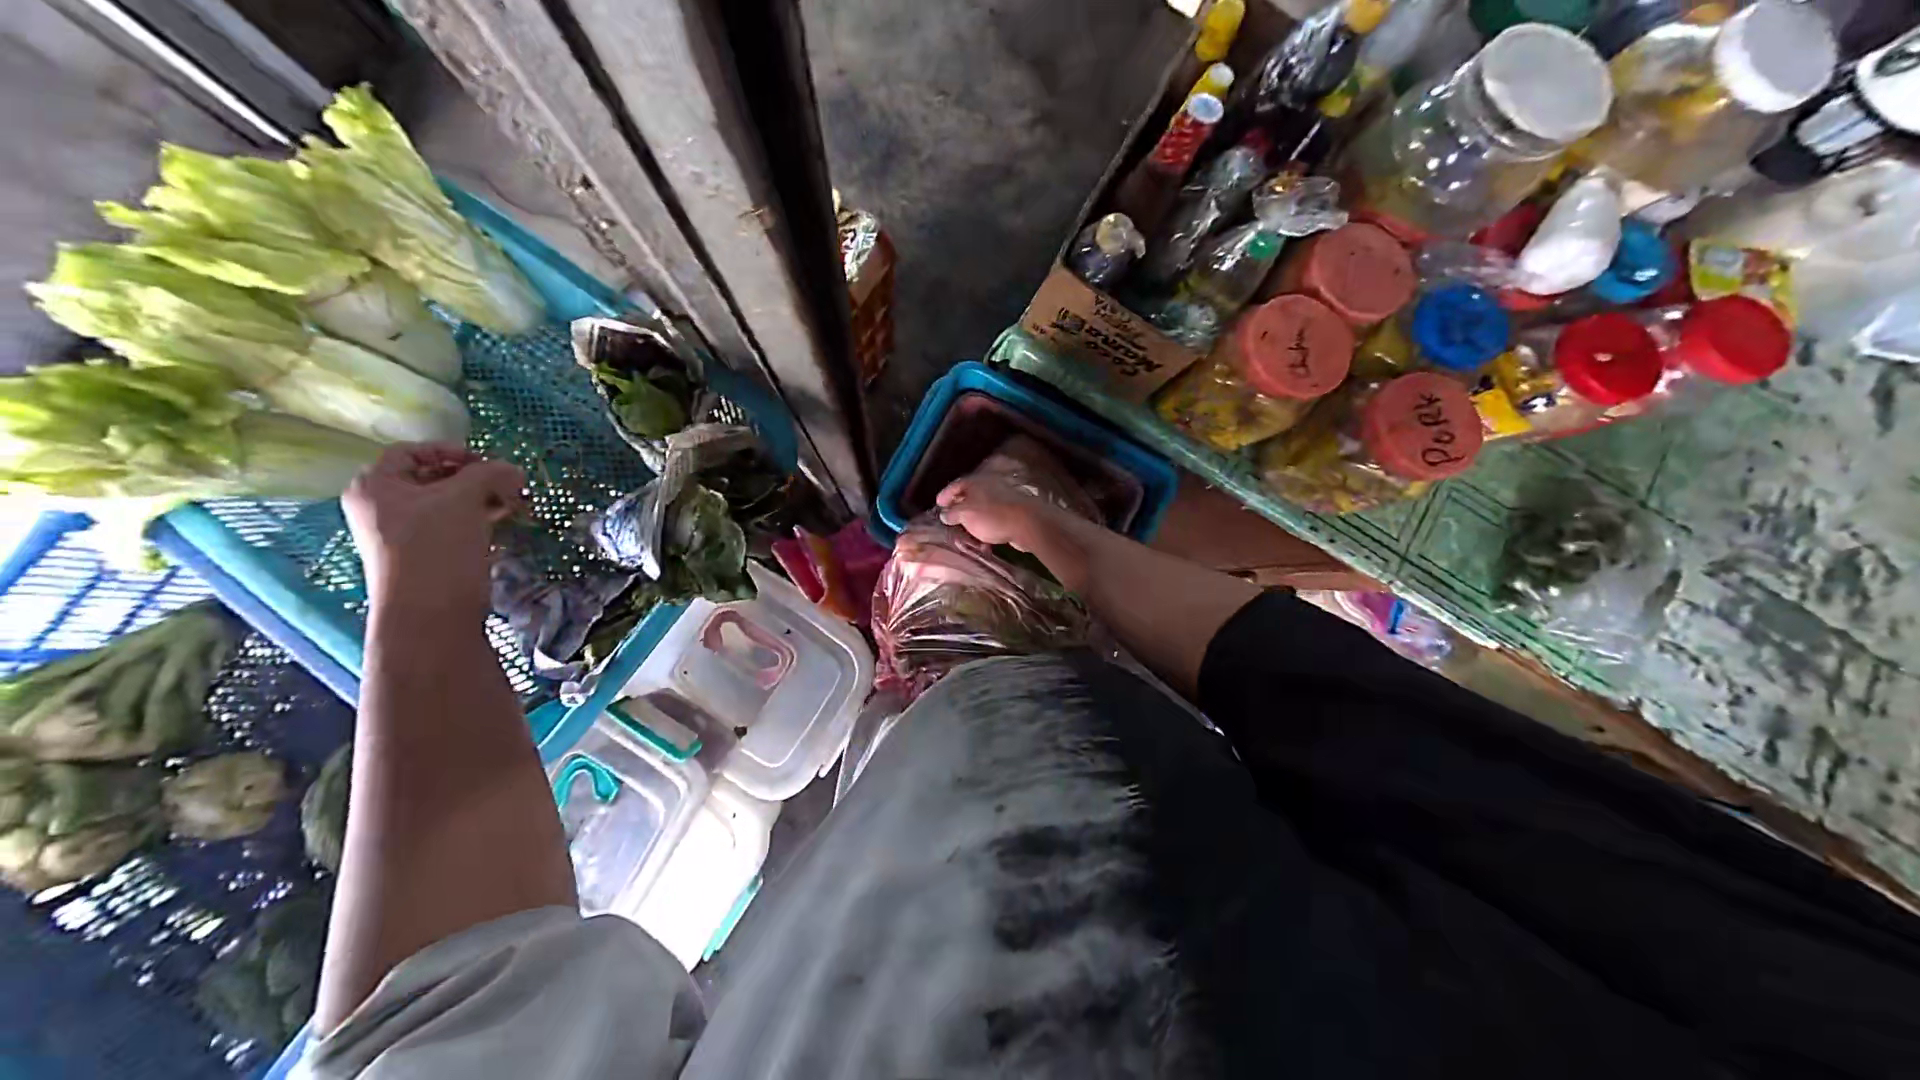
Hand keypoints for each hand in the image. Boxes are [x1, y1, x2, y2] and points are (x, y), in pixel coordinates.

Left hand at [342, 443, 524, 619]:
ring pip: (446, 502)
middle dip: (474, 477)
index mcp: (375, 486)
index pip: (412, 452)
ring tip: (512, 502)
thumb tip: (512, 469)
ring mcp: (402, 533)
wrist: (430, 613)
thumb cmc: (436, 546)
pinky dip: (477, 517)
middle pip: (431, 477)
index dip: (451, 451)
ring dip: (481, 497)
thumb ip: (489, 474)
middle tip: (506, 483)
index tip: (487, 463)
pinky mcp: (424, 553)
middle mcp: (382, 506)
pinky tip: (502, 519)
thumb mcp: (464, 498)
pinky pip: (451, 524)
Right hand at [936, 473, 1065, 552]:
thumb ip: (952, 513)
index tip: (938, 504)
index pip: (955, 485)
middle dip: (958, 509)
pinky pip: (994, 521)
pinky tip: (984, 544)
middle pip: (969, 497)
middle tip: (949, 520)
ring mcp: (1002, 499)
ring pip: (982, 510)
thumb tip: (944, 514)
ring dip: (972, 523)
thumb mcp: (965, 514)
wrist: (1027, 524)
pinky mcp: (1012, 513)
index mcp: (975, 482)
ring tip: (965, 535)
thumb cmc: (991, 516)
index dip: (945, 495)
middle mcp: (989, 487)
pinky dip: (987, 530)